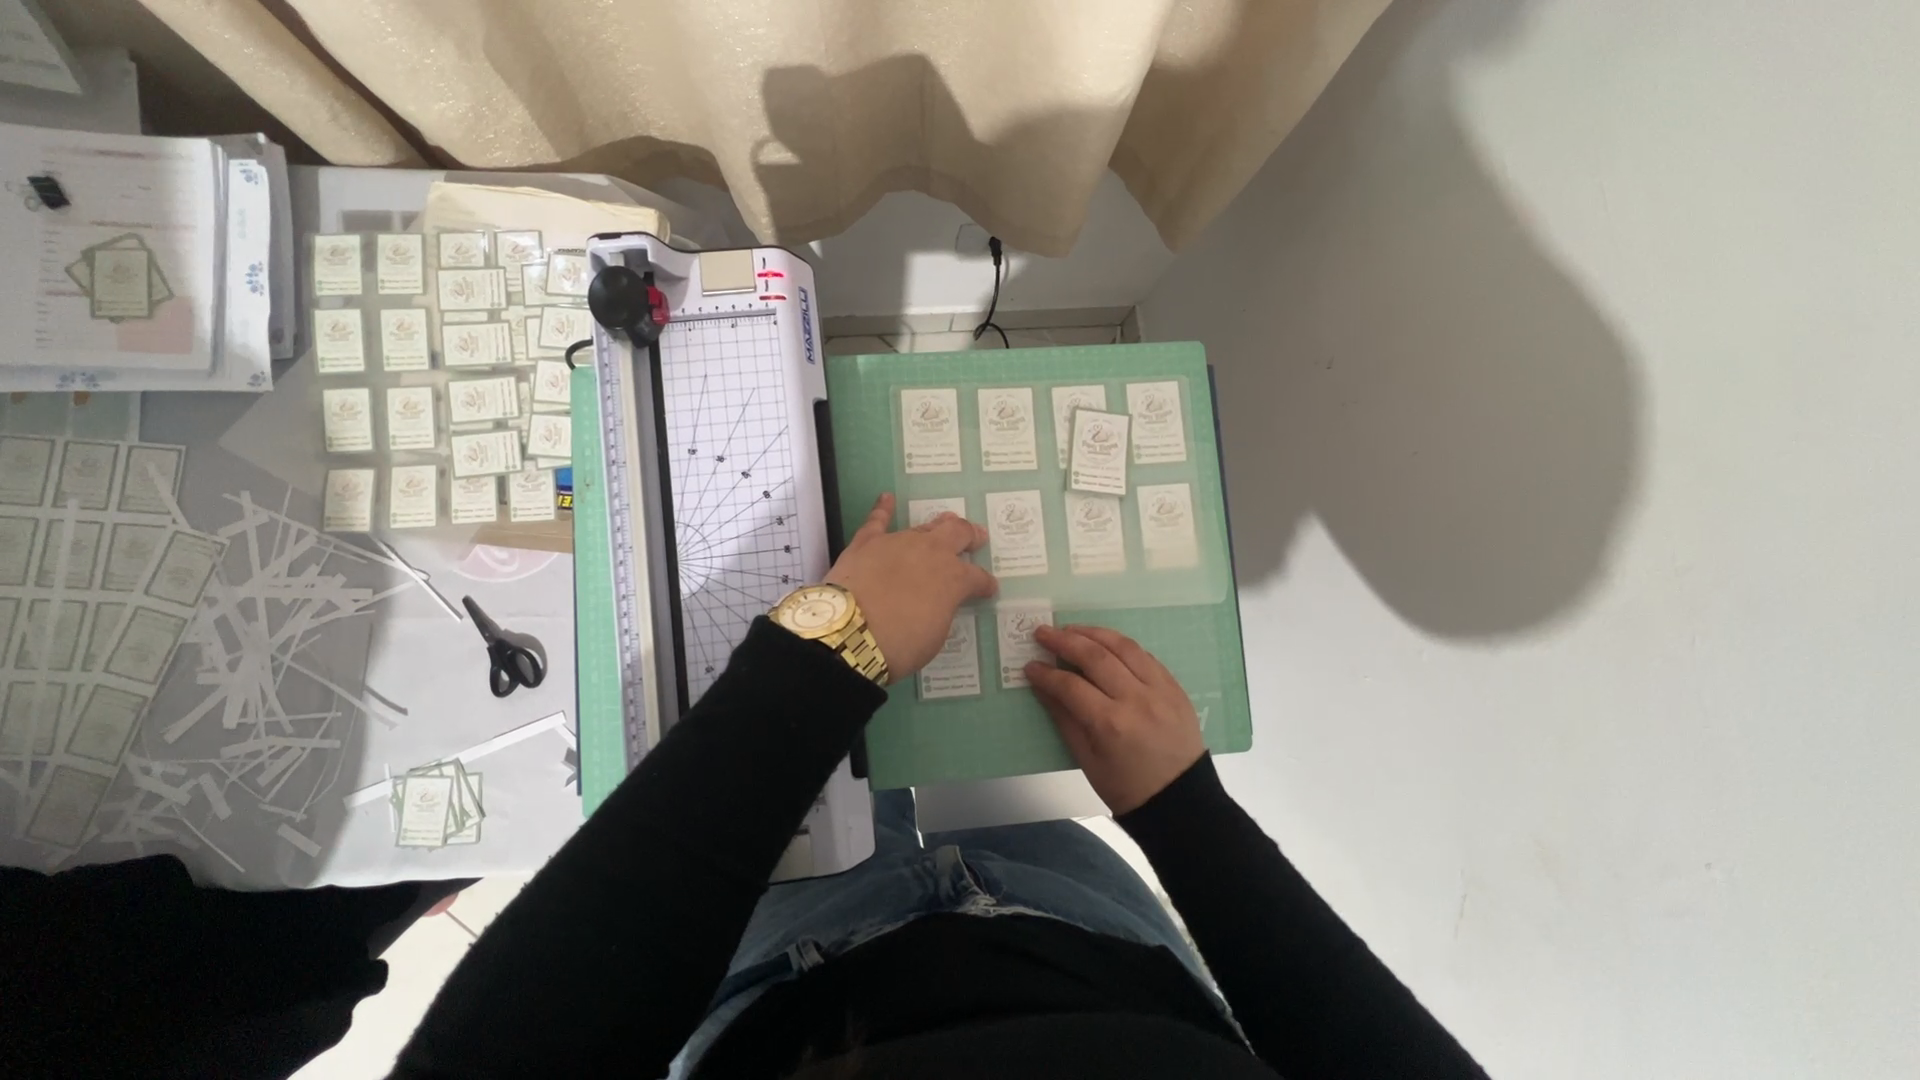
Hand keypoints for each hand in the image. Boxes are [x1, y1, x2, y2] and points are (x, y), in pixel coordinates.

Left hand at [825, 494, 996, 680]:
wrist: (851, 634)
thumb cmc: (900, 644)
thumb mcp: (936, 634)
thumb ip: (942, 609)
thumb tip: (938, 601)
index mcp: (954, 578)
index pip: (977, 578)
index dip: (984, 583)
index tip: (988, 588)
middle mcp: (931, 553)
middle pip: (957, 534)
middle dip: (970, 535)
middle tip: (976, 537)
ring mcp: (899, 543)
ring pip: (923, 527)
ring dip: (937, 526)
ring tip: (945, 522)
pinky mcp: (867, 542)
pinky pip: (877, 520)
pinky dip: (883, 508)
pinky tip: (887, 498)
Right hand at [1026, 625, 1204, 813]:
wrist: (1180, 800)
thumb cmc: (1126, 787)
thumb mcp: (1087, 759)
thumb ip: (1064, 718)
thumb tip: (1042, 685)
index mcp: (1111, 724)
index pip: (1070, 686)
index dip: (1046, 674)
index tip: (1030, 665)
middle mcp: (1136, 700)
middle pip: (1096, 657)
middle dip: (1065, 641)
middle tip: (1043, 633)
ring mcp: (1160, 690)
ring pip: (1123, 647)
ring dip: (1094, 633)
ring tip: (1071, 630)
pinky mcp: (1175, 687)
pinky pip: (1145, 656)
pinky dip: (1122, 645)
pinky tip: (1105, 643)